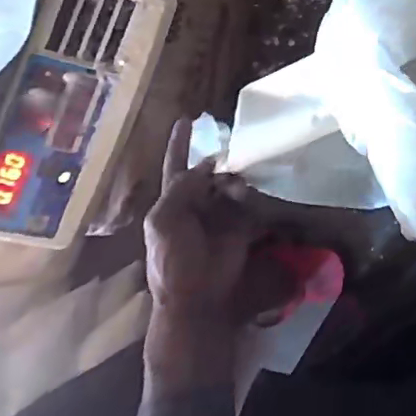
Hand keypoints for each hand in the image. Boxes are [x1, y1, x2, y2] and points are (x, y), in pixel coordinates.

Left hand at [143, 118, 259, 326]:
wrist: (197, 297)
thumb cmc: (172, 260)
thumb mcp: (164, 221)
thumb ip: (182, 188)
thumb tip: (208, 164)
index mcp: (172, 200)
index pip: (176, 164)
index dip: (180, 143)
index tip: (186, 118)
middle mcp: (198, 201)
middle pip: (210, 170)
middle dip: (219, 160)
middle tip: (232, 153)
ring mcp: (221, 212)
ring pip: (231, 181)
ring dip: (234, 178)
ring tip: (235, 187)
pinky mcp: (242, 223)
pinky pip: (249, 200)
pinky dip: (252, 193)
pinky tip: (250, 193)